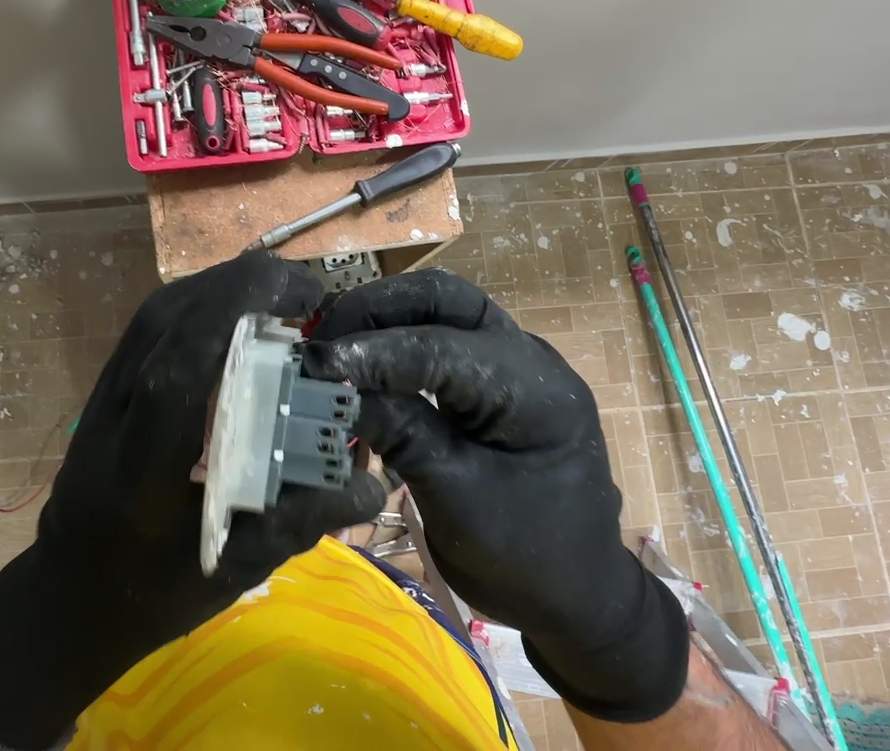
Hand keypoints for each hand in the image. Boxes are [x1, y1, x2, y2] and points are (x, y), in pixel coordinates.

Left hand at [0, 252, 384, 749]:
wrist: (70, 597)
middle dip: (238, 286)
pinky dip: (200, 302)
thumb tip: (372, 483)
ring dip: (219, 286)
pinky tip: (238, 312)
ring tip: (279, 293)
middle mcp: (115, 417)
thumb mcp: (230, 569)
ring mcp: (102, 394)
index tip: (305, 295)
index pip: (180, 368)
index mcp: (141, 469)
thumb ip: (298, 522)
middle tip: (306, 289)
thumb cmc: (152, 592)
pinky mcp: (106, 385)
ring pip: (156, 312)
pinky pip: (152, 324)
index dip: (237, 313)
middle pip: (166, 321)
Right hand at [302, 268, 689, 723]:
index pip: (442, 348)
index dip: (374, 352)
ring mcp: (513, 359)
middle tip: (321, 339)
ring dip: (384, 317)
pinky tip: (363, 362)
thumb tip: (332, 387)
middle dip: (377, 309)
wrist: (575, 590)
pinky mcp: (495, 374)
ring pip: (441, 307)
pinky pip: (442, 335)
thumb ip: (401, 433)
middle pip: (444, 298)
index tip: (314, 365)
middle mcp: (528, 356)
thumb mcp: (456, 499)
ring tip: (333, 344)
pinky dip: (397, 338)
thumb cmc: (522, 556)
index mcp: (535, 390)